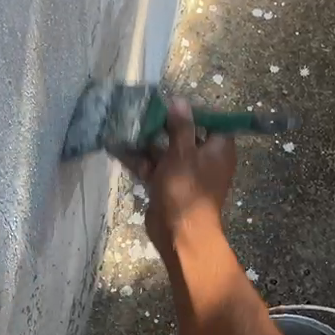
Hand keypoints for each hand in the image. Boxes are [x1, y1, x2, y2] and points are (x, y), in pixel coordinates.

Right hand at [118, 98, 235, 254]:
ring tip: (124, 124)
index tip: (171, 102)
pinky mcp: (167, 185)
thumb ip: (181, 126)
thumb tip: (179, 101)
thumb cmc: (187, 189)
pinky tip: (117, 146)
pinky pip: (153, 166)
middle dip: (161, 124)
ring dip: (145, 141)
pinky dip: (138, 159)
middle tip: (142, 109)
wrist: (179, 233)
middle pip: (183, 134)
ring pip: (164, 151)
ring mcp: (184, 173)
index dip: (192, 111)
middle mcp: (204, 159)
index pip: (210, 121)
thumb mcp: (183, 153)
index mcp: (218, 149)